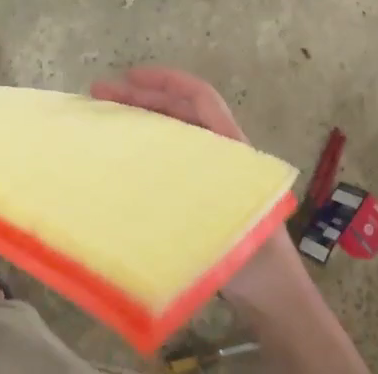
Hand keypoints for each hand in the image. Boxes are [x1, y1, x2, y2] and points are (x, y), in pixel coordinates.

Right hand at [89, 67, 306, 306]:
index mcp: (232, 148)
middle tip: (99, 94)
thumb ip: (193, 199)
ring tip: (104, 115)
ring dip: (141, 117)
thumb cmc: (257, 261)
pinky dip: (146, 145)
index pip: (199, 97)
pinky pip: (170, 155)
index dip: (165, 80)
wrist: (278, 301)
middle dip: (141, 95)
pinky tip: (122, 153)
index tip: (127, 77)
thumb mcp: (226, 225)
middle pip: (181, 108)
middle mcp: (221, 151)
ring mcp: (210, 172)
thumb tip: (142, 183)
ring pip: (173, 130)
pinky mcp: (201, 192)